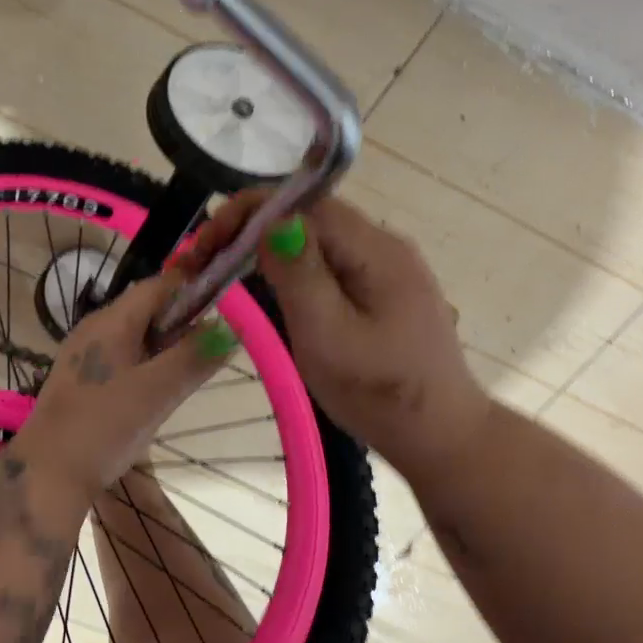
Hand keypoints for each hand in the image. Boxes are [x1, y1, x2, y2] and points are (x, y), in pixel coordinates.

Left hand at [15, 270, 232, 494]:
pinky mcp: (82, 380)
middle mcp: (94, 330)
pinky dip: (146, 367)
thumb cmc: (103, 426)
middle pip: (146, 310)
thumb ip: (193, 358)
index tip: (225, 309)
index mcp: (109, 321)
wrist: (49, 471)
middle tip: (211, 352)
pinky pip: (123, 360)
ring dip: (165, 349)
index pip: (157, 286)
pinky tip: (159, 394)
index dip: (191, 290)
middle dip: (181, 324)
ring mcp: (85, 355)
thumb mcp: (157, 392)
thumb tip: (229, 327)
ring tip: (190, 375)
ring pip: (135, 337)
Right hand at [179, 190, 490, 478]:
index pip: (302, 204)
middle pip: (304, 214)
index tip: (205, 244)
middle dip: (246, 228)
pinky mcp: (378, 288)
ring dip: (261, 245)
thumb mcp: (328, 336)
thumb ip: (300, 274)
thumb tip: (271, 219)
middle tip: (201, 261)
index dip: (247, 213)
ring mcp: (383, 267)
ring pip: (310, 236)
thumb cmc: (380, 393)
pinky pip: (322, 259)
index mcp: (376, 251)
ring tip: (218, 270)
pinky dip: (283, 264)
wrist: (442, 438)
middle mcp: (382, 246)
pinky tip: (259, 284)